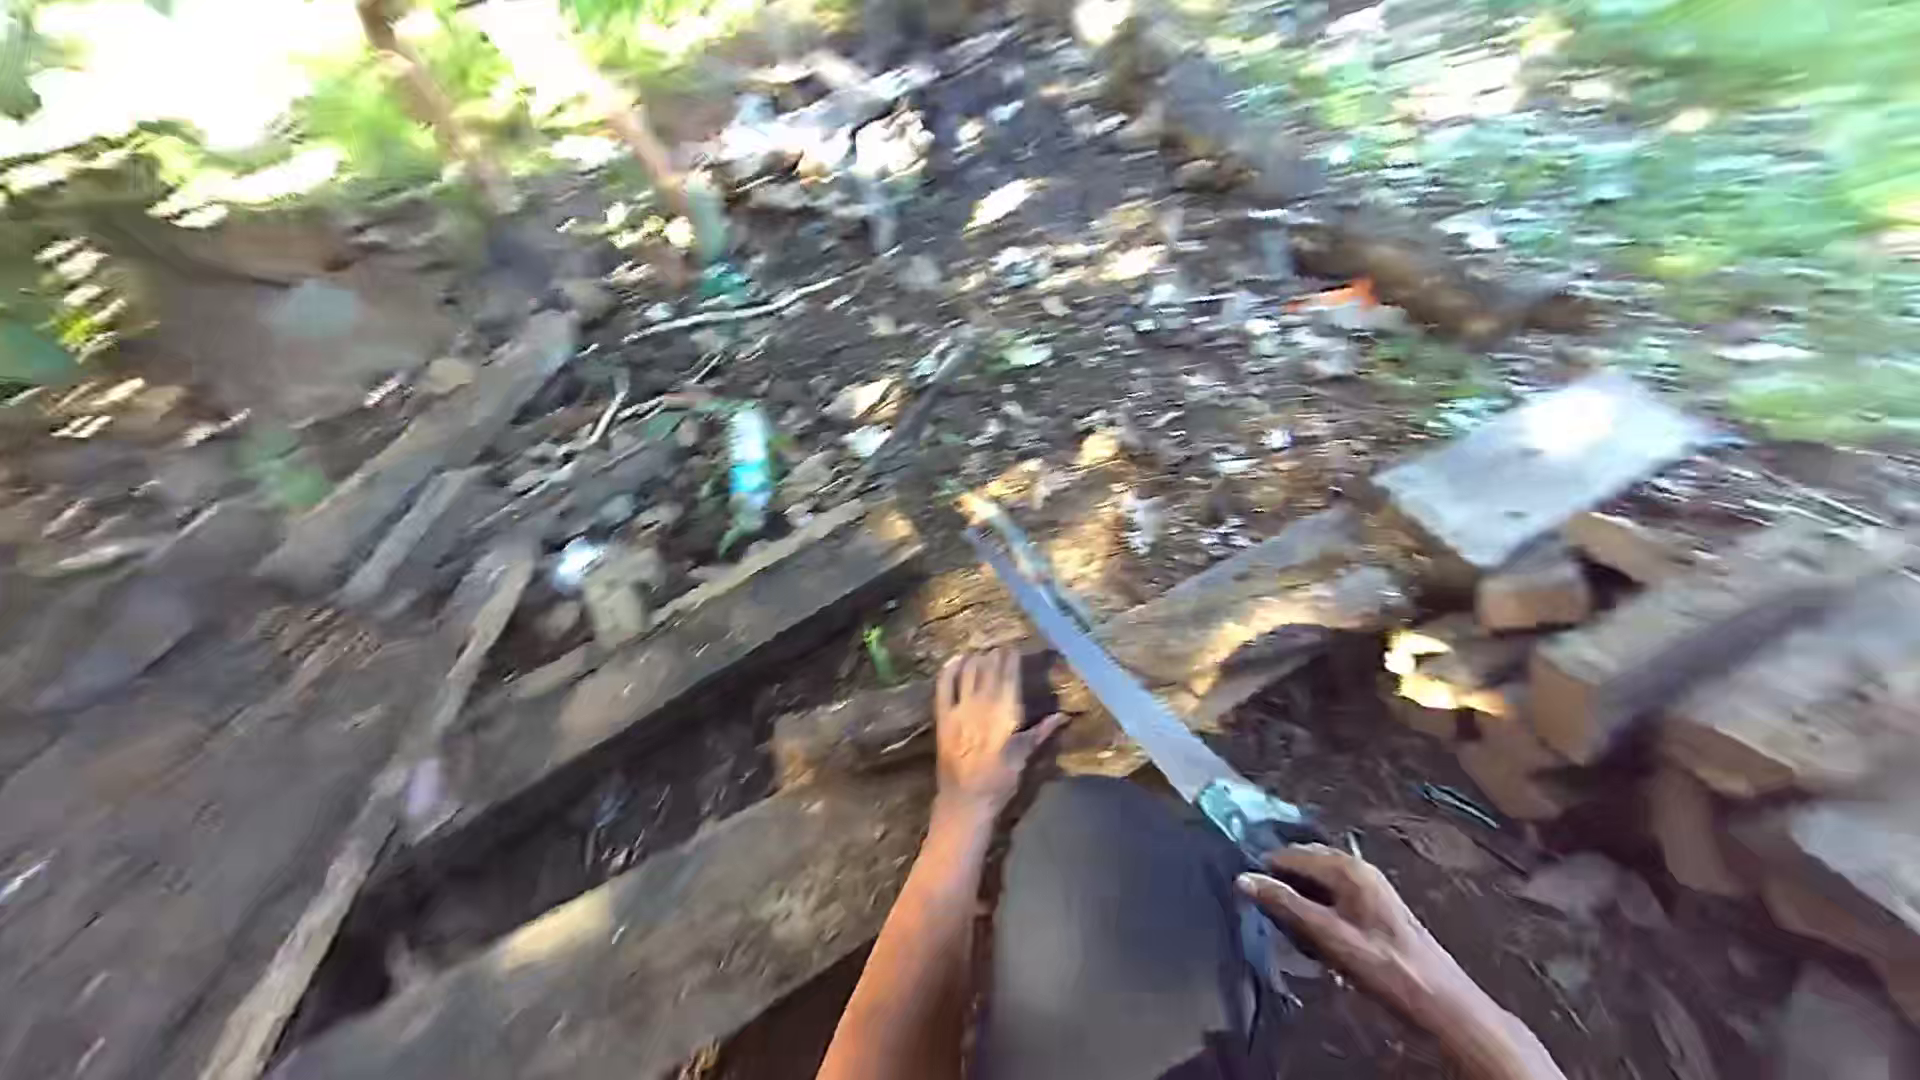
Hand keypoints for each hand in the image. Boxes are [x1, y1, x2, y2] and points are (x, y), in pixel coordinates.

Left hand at [932, 649, 1064, 818]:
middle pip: (989, 669)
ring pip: (968, 672)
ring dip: (976, 658)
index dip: (1012, 659)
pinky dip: (950, 669)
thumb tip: (1063, 715)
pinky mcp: (942, 716)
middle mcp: (983, 704)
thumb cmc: (1001, 780)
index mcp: (1006, 712)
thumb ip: (1041, 732)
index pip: (1010, 676)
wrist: (966, 801)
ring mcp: (960, 708)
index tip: (1014, 648)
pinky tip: (956, 659)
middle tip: (1000, 648)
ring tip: (982, 652)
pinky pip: (944, 685)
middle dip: (995, 655)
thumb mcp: (1025, 755)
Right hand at [1237, 846, 1565, 1079]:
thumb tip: (1242, 879)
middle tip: (1272, 913)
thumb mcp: (1328, 936)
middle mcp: (1355, 864)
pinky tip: (1316, 929)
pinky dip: (1316, 902)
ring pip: (1316, 876)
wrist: (1444, 1004)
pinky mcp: (1374, 900)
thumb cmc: (1384, 967)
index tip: (1251, 897)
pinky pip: (1331, 889)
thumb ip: (1285, 904)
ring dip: (1299, 894)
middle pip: (1301, 861)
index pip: (1286, 854)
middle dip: (1282, 882)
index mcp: (1344, 866)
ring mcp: (1368, 881)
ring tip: (1293, 925)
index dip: (1266, 874)